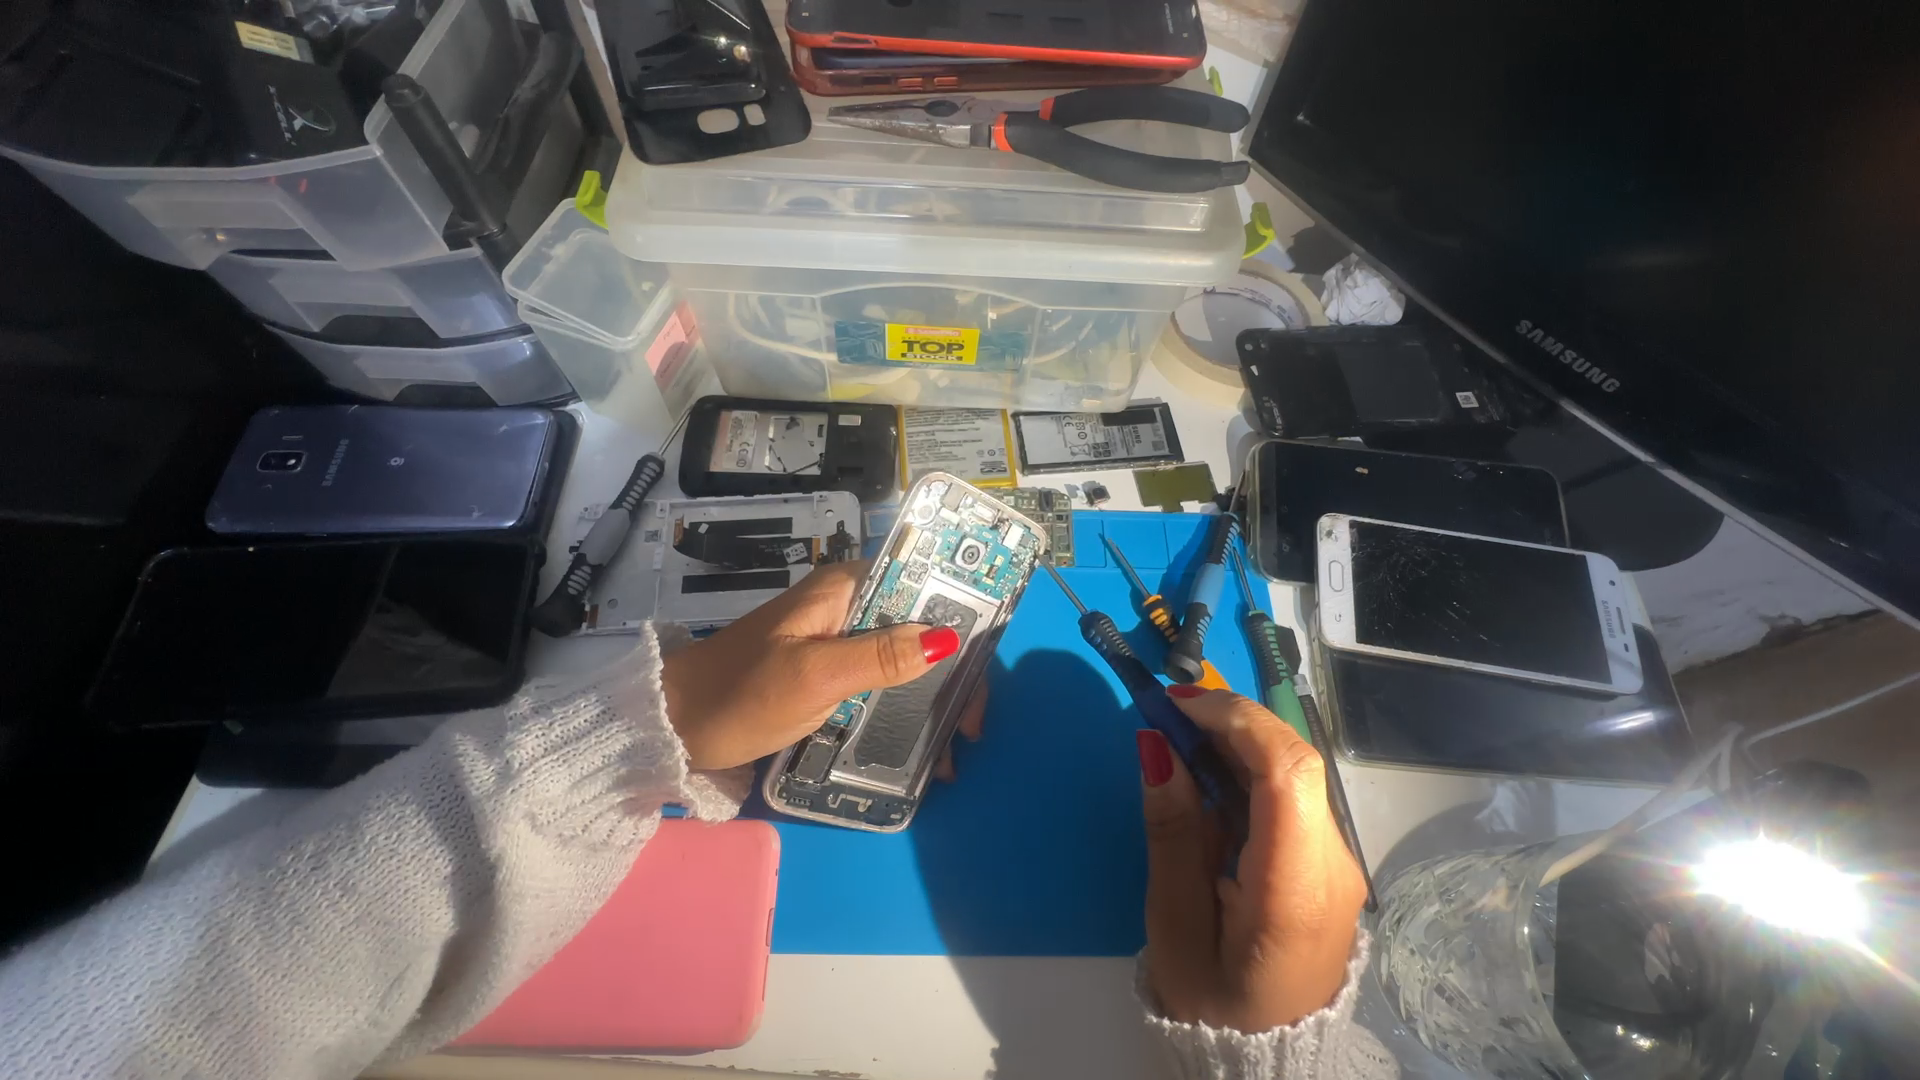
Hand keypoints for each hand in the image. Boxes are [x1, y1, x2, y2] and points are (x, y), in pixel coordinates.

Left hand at [660, 560, 980, 771]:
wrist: (675, 727)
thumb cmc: (742, 695)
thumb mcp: (815, 676)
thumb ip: (880, 656)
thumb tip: (948, 639)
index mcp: (844, 589)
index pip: (922, 587)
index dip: (961, 622)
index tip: (977, 675)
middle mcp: (846, 605)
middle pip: (920, 624)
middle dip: (951, 673)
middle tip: (967, 728)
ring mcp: (836, 638)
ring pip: (903, 655)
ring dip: (930, 696)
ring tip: (948, 748)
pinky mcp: (827, 669)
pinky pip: (879, 678)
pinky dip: (902, 705)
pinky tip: (915, 741)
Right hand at [1137, 688, 1366, 1032]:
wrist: (1270, 1057)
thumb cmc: (1212, 998)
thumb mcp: (1174, 924)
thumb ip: (1172, 832)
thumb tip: (1158, 747)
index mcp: (1296, 888)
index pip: (1287, 772)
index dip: (1234, 720)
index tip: (1175, 705)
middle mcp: (1333, 864)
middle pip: (1295, 760)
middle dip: (1229, 721)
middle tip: (1167, 715)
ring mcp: (1338, 860)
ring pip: (1294, 768)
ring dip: (1234, 740)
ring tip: (1178, 742)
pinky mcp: (1326, 858)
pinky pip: (1289, 792)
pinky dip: (1245, 767)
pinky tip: (1206, 776)